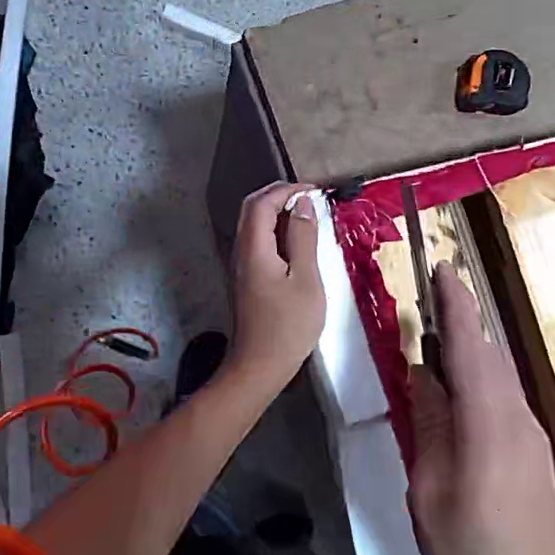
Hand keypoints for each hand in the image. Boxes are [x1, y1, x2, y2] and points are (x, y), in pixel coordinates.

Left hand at [227, 181, 323, 389]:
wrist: (259, 365)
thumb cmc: (287, 325)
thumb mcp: (305, 279)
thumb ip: (303, 238)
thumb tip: (303, 204)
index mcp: (253, 248)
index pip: (262, 203)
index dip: (286, 189)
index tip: (313, 190)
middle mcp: (240, 251)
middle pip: (251, 209)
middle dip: (278, 195)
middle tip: (309, 197)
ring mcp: (240, 266)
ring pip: (252, 225)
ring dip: (276, 213)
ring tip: (306, 216)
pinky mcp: (245, 279)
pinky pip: (257, 242)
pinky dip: (274, 231)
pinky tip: (295, 243)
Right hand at [409, 264, 554, 554]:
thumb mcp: (431, 493)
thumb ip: (429, 428)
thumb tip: (422, 378)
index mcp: (490, 424)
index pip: (472, 347)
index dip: (456, 304)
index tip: (442, 268)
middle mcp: (519, 419)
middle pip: (489, 355)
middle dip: (463, 319)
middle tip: (432, 294)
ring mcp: (533, 437)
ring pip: (498, 375)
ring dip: (471, 348)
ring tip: (437, 336)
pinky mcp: (535, 455)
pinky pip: (504, 398)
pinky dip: (480, 377)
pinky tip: (458, 390)